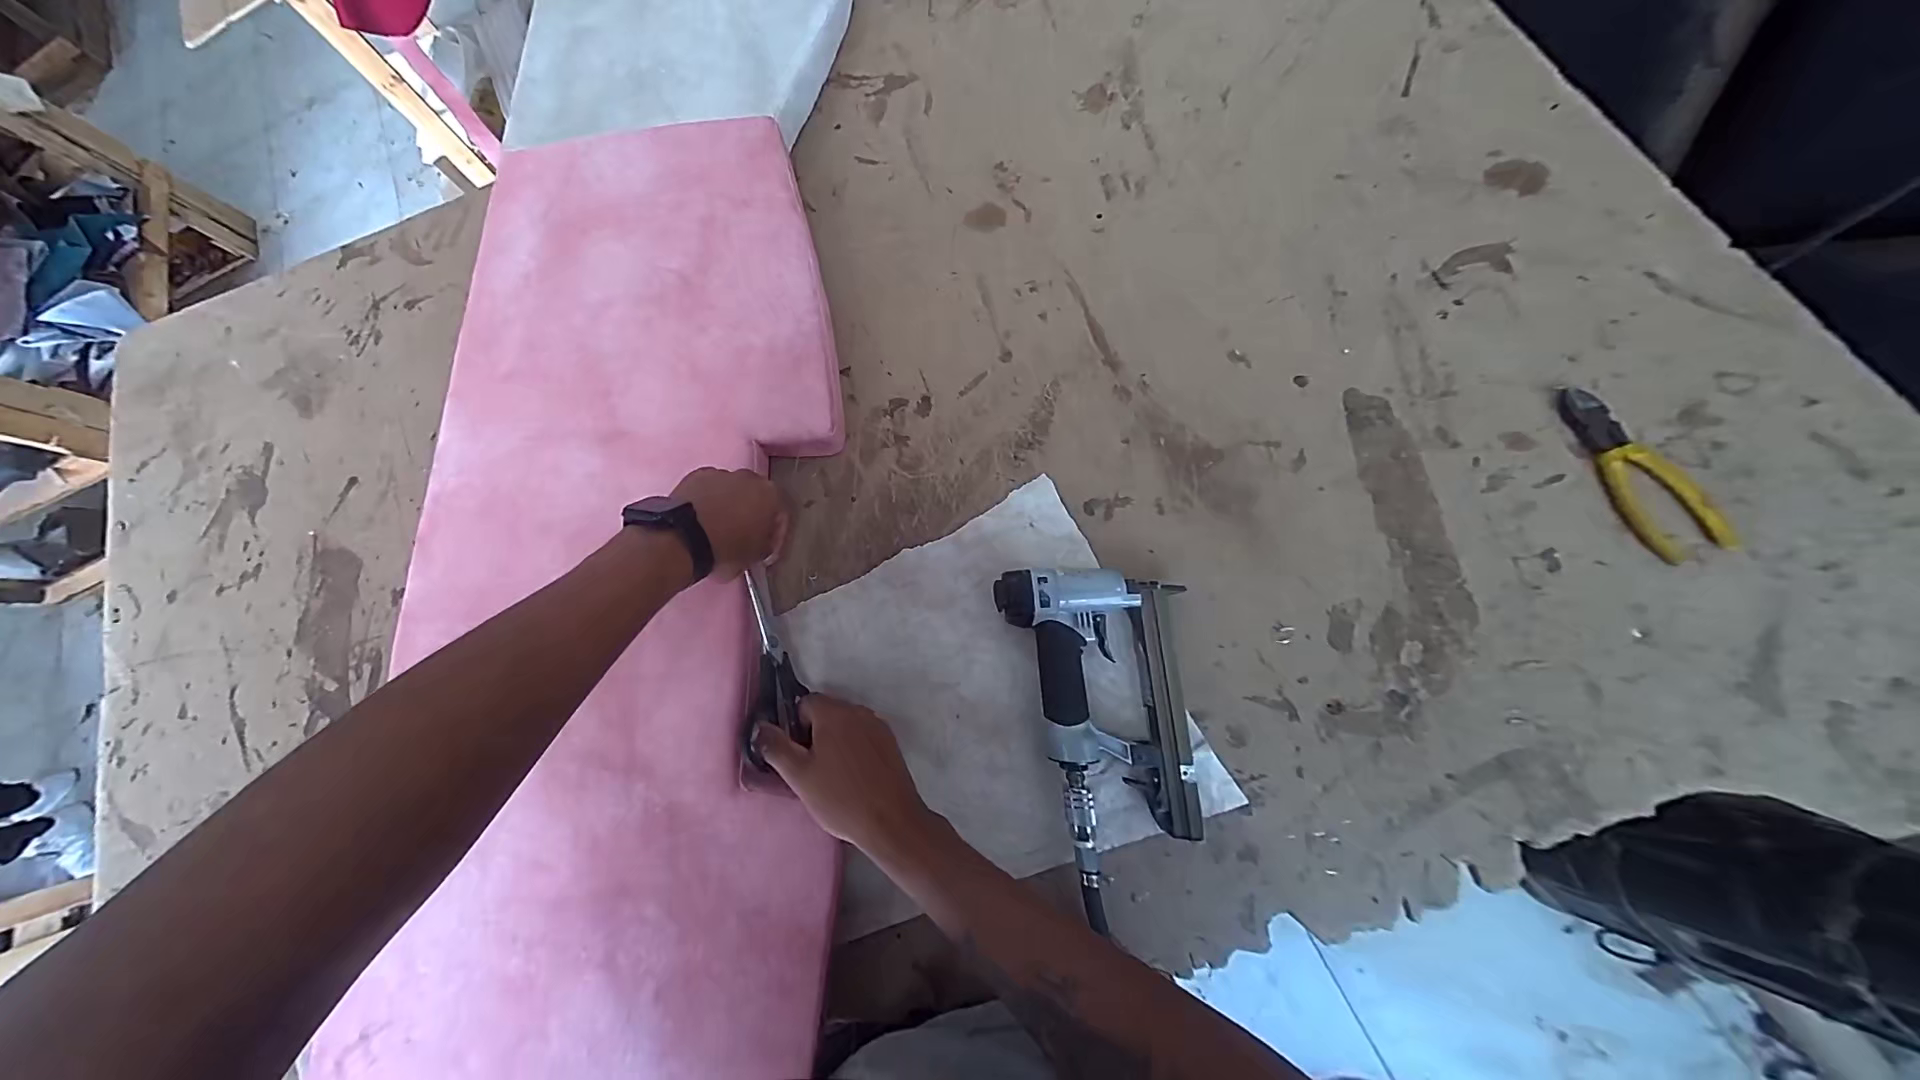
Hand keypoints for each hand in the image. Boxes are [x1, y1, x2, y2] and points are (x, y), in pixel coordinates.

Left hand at [669, 467, 788, 580]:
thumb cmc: (726, 549)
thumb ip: (766, 544)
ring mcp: (721, 473)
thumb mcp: (755, 556)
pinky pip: (709, 489)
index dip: (777, 536)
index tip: (768, 551)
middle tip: (746, 535)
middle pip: (757, 497)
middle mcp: (750, 478)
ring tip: (720, 527)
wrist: (682, 539)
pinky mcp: (696, 475)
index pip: (782, 515)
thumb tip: (762, 543)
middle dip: (753, 514)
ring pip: (733, 490)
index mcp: (772, 495)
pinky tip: (702, 518)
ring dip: (730, 505)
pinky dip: (709, 501)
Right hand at [755, 695, 942, 855]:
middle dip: (814, 735)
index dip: (794, 728)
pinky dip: (854, 750)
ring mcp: (878, 726)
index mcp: (835, 713)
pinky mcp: (891, 743)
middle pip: (826, 712)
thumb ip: (775, 747)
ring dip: (834, 743)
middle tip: (810, 769)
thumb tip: (760, 727)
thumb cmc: (840, 797)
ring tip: (832, 777)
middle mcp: (859, 711)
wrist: (890, 820)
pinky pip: (863, 737)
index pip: (804, 703)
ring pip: (845, 726)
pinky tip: (853, 778)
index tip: (795, 755)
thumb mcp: (798, 775)